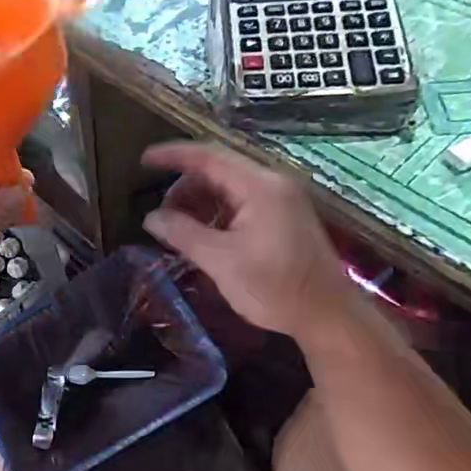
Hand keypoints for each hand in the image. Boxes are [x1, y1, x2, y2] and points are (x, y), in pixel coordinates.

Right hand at [141, 142, 356, 339]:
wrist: (326, 314)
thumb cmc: (273, 287)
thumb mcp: (220, 261)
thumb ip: (183, 234)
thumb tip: (151, 218)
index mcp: (259, 186)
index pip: (208, 156)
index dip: (172, 155)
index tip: (143, 160)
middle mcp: (273, 183)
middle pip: (219, 170)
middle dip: (185, 188)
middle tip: (161, 216)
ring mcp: (282, 199)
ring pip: (230, 187)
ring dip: (201, 203)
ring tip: (178, 231)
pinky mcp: (286, 217)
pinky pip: (244, 203)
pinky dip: (219, 214)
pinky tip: (204, 237)